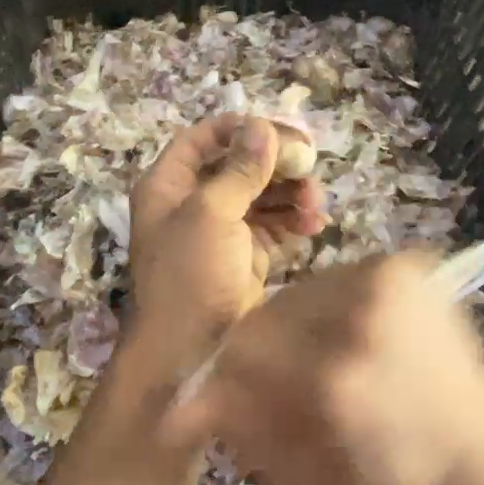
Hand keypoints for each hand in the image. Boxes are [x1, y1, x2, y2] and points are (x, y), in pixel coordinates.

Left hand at [128, 115, 323, 360]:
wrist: (188, 358)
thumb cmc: (190, 276)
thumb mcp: (212, 213)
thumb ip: (240, 169)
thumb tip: (262, 126)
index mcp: (168, 186)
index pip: (203, 139)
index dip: (240, 129)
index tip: (282, 131)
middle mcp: (190, 204)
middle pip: (237, 165)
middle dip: (275, 163)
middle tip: (311, 165)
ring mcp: (218, 233)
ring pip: (259, 196)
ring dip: (290, 193)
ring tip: (315, 204)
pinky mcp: (243, 260)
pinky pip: (272, 228)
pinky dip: (293, 222)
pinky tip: (315, 225)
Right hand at [159, 252, 483, 484]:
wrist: (483, 447)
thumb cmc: (396, 478)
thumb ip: (249, 437)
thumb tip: (189, 406)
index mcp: (336, 383)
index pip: (241, 352)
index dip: (217, 375)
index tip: (206, 398)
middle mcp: (359, 320)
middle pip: (265, 316)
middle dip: (253, 350)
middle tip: (261, 380)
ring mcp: (386, 284)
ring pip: (298, 293)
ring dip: (290, 325)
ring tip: (311, 359)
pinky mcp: (403, 264)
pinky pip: (333, 278)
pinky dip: (327, 306)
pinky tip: (346, 336)